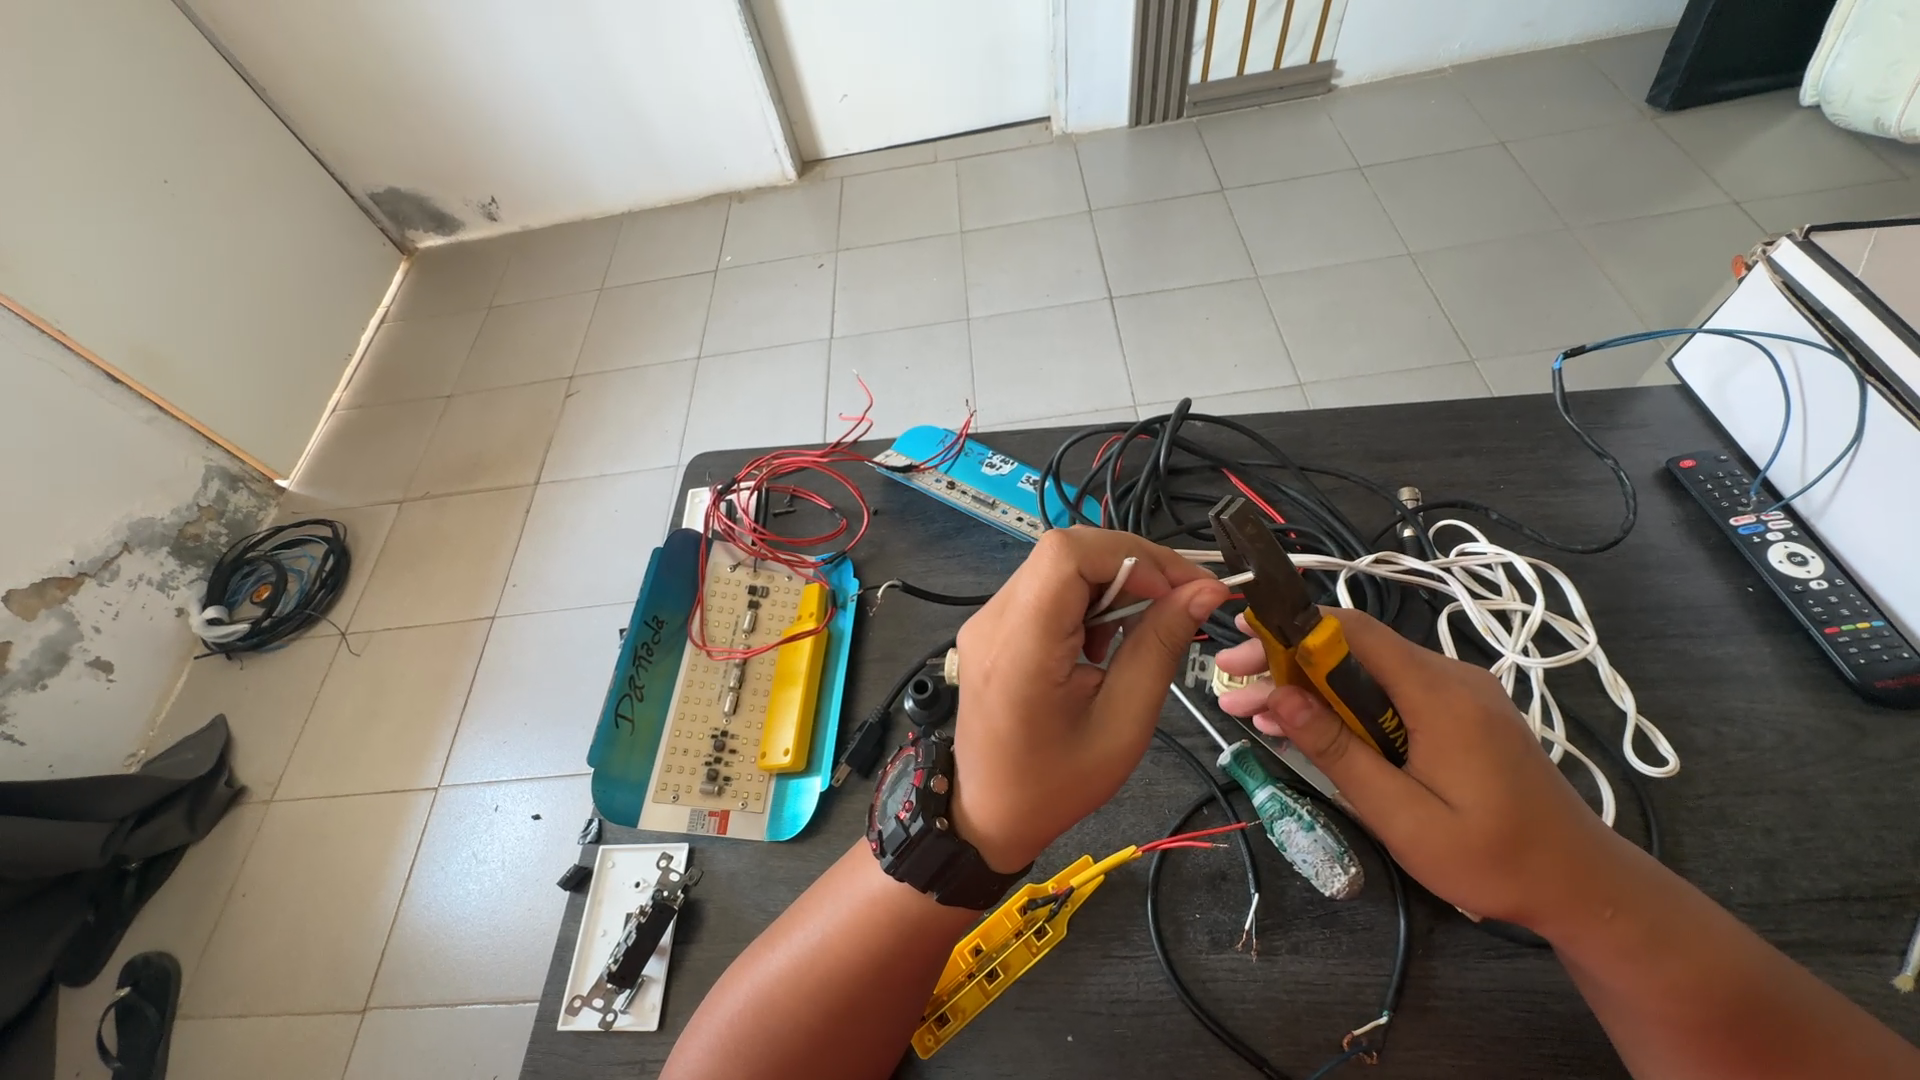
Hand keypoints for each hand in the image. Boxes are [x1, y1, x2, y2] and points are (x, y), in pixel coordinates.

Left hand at [949, 528, 1228, 871]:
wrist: (989, 812)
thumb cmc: (1057, 783)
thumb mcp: (1123, 724)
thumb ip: (1159, 648)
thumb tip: (1204, 590)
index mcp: (1019, 647)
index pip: (1066, 554)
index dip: (1130, 557)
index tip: (1177, 590)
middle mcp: (993, 619)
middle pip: (1064, 551)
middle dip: (1131, 566)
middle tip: (1178, 603)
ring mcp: (986, 619)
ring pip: (1058, 565)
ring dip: (1111, 584)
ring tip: (1136, 634)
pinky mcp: (992, 626)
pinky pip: (1046, 588)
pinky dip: (1086, 600)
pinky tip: (1102, 643)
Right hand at [1214, 608, 1628, 932]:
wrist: (1583, 886)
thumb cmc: (1493, 859)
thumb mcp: (1404, 816)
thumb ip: (1340, 752)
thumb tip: (1279, 697)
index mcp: (1439, 695)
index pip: (1351, 632)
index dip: (1288, 631)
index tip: (1240, 649)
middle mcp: (1449, 677)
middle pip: (1351, 648)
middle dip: (1285, 663)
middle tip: (1232, 688)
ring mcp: (1457, 693)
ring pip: (1365, 670)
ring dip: (1308, 686)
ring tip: (1256, 712)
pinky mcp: (1459, 712)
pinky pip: (1388, 691)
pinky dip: (1342, 703)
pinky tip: (1310, 727)